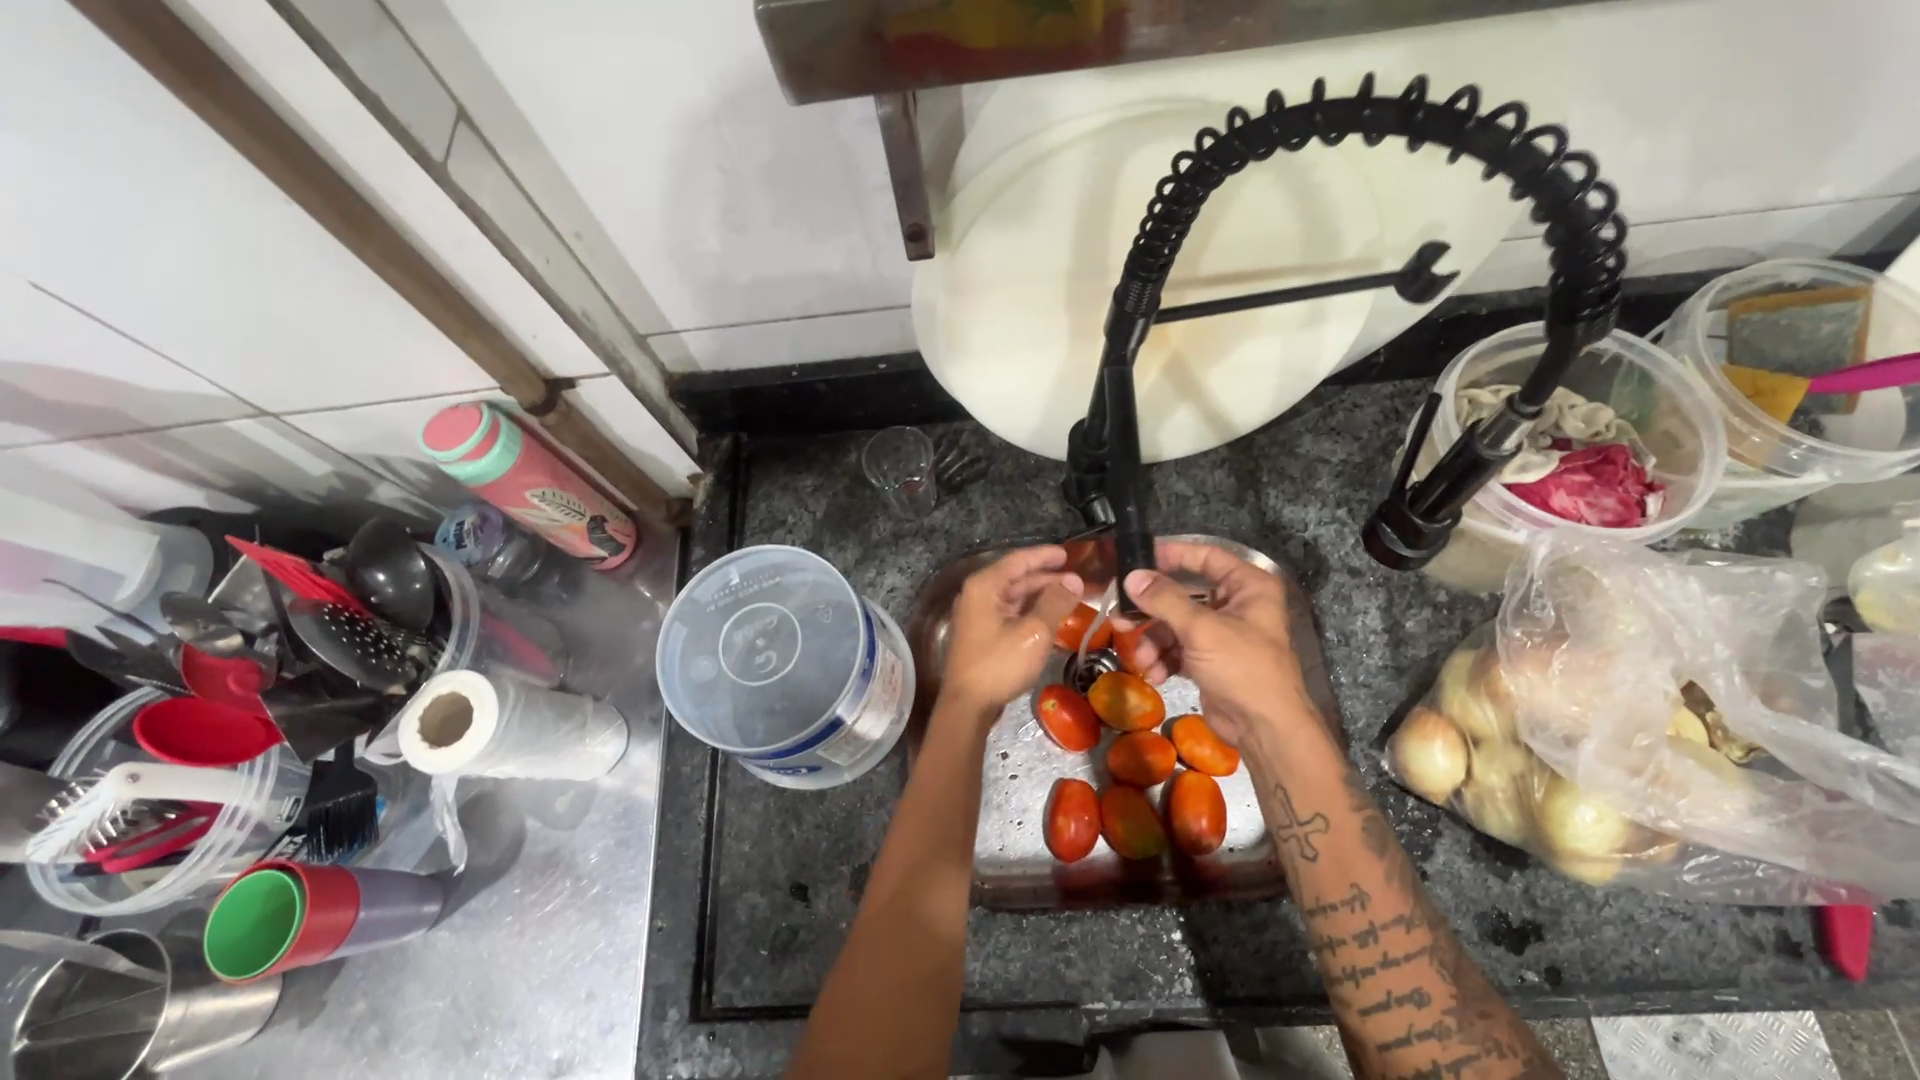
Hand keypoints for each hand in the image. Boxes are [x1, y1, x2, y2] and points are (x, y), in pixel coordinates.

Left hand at [940, 546, 1083, 723]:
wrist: (967, 705)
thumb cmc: (999, 664)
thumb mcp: (1034, 631)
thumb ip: (1055, 602)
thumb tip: (1075, 580)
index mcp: (985, 586)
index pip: (1018, 560)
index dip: (1045, 555)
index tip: (1069, 554)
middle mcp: (977, 595)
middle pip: (1016, 578)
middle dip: (1047, 578)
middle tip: (1077, 582)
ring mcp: (977, 616)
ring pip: (1014, 598)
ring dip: (1041, 597)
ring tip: (1070, 599)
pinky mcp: (982, 635)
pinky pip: (1010, 614)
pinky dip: (1031, 613)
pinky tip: (1051, 619)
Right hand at [1113, 540, 1310, 746]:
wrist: (1264, 727)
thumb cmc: (1242, 667)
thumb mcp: (1202, 629)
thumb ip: (1164, 600)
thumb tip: (1131, 577)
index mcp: (1248, 586)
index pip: (1206, 556)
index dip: (1172, 554)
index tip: (1138, 557)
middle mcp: (1236, 605)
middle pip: (1183, 594)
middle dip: (1152, 610)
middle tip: (1122, 615)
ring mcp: (1222, 634)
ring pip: (1175, 625)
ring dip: (1154, 641)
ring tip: (1140, 659)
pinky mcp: (1210, 660)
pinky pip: (1178, 649)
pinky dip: (1164, 659)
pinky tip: (1155, 674)